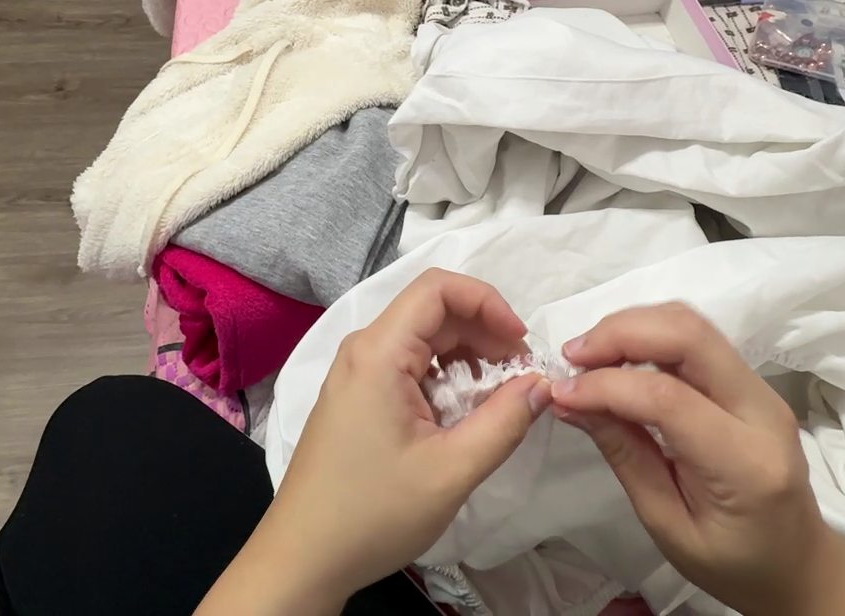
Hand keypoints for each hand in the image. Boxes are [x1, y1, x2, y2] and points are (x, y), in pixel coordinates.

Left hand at [198, 269, 549, 614]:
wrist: (303, 557)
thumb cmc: (373, 512)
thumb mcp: (450, 472)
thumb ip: (503, 422)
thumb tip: (541, 383)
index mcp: (379, 351)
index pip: (437, 287)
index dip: (486, 301)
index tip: (520, 342)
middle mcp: (364, 348)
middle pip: (432, 310)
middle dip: (483, 330)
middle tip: (520, 371)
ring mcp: (358, 370)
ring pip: (422, 336)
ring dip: (466, 352)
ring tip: (500, 390)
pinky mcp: (359, 393)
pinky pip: (408, 361)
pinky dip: (444, 372)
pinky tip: (465, 406)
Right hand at [552, 303, 844, 615]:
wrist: (800, 566)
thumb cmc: (733, 563)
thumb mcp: (667, 525)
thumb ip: (623, 454)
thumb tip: (569, 400)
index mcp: (744, 464)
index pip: (667, 397)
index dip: (606, 385)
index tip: (561, 391)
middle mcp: (761, 410)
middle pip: (688, 334)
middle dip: (619, 332)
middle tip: (573, 356)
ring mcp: (760, 387)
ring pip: (690, 322)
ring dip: (631, 326)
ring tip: (590, 355)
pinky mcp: (748, 378)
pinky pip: (694, 334)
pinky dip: (647, 332)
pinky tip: (619, 355)